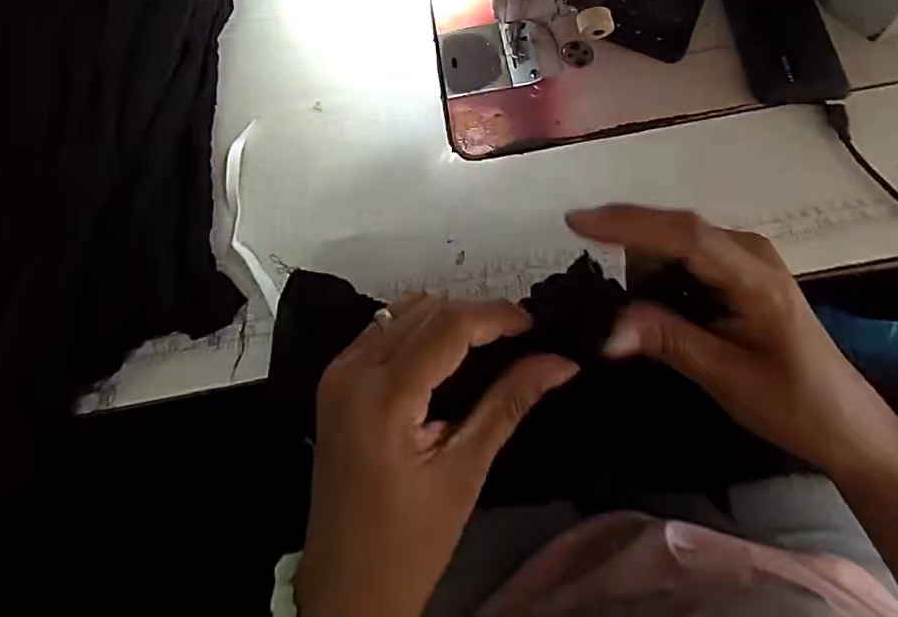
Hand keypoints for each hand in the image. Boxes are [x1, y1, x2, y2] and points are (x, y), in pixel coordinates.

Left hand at [294, 294, 578, 616]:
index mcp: (384, 397)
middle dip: (477, 313)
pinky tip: (445, 349)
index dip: (497, 315)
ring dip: (448, 315)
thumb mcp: (465, 471)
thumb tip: (563, 361)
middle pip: (428, 310)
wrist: (343, 591)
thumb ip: (510, 401)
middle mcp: (353, 370)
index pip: (450, 325)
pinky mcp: (334, 379)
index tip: (535, 324)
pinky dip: (418, 325)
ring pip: (404, 310)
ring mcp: (338, 372)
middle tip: (518, 336)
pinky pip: (383, 327)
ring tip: (487, 341)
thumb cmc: (410, 543)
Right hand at [567, 204, 897, 476]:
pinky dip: (663, 277)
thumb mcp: (727, 378)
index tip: (577, 222)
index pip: (684, 235)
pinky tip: (656, 309)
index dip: (628, 224)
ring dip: (647, 271)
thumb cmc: (794, 404)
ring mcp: (747, 256)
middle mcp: (750, 251)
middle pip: (675, 233)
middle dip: (631, 255)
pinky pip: (689, 257)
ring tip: (635, 318)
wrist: (846, 422)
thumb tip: (606, 329)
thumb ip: (668, 341)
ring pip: (677, 244)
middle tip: (602, 299)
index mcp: (754, 277)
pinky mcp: (741, 268)